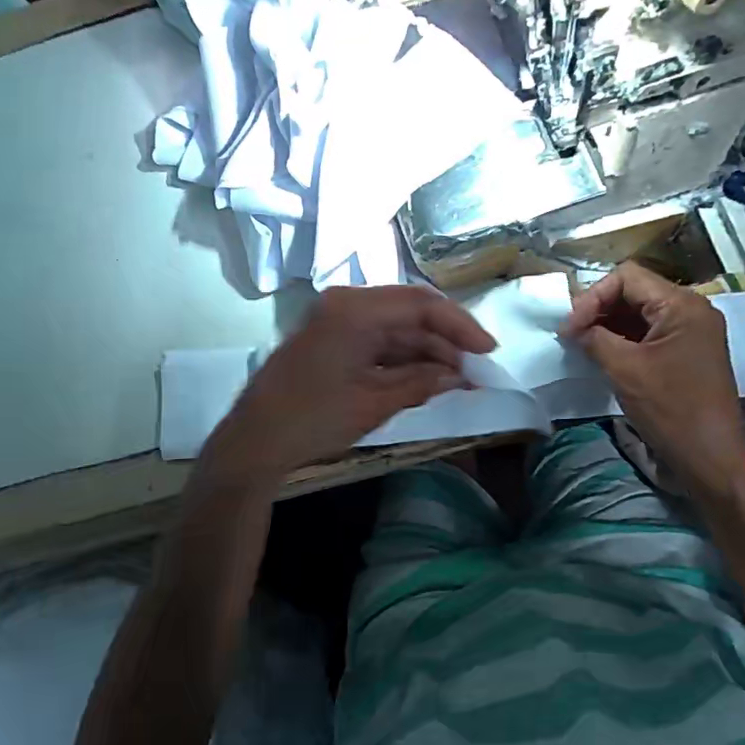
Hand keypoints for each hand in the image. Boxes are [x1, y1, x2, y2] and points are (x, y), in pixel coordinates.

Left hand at [205, 286, 496, 481]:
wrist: (255, 440)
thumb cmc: (313, 419)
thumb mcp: (374, 403)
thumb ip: (420, 383)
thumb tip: (457, 376)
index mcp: (354, 309)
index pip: (421, 304)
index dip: (460, 326)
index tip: (489, 352)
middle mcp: (344, 305)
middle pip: (408, 313)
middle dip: (444, 341)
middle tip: (476, 371)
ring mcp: (333, 321)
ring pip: (393, 328)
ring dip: (424, 352)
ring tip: (457, 380)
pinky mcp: (328, 340)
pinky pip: (374, 341)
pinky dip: (400, 359)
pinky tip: (424, 379)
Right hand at [559, 261, 744, 494]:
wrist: (708, 454)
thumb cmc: (669, 407)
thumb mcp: (624, 368)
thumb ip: (595, 337)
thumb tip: (574, 328)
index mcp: (682, 305)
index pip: (627, 277)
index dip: (592, 296)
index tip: (569, 327)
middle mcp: (690, 310)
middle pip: (633, 291)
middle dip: (597, 308)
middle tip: (570, 334)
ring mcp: (690, 331)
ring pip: (638, 311)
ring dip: (606, 323)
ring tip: (580, 343)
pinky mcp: (685, 351)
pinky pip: (647, 331)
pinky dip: (620, 337)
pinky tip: (599, 353)